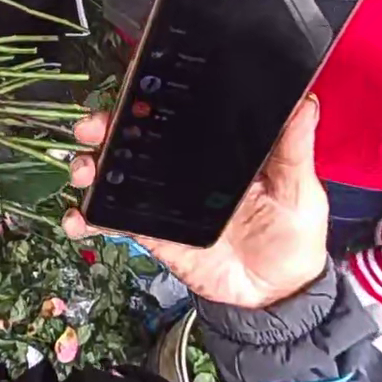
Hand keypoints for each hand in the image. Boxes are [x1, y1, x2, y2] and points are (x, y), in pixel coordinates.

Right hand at [63, 96, 328, 309]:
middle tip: (90, 127)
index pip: (171, 116)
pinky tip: (75, 219)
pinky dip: (88, 220)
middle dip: (103, 128)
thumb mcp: (299, 188)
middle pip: (132, 140)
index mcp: (210, 150)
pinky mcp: (150, 232)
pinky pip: (113, 222)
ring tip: (82, 171)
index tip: (125, 87)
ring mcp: (159, 201)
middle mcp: (178, 169)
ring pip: (115, 175)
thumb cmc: (292, 235)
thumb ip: (294, 148)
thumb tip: (306, 99)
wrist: (274, 294)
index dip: (143, 99)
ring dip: (89, 168)